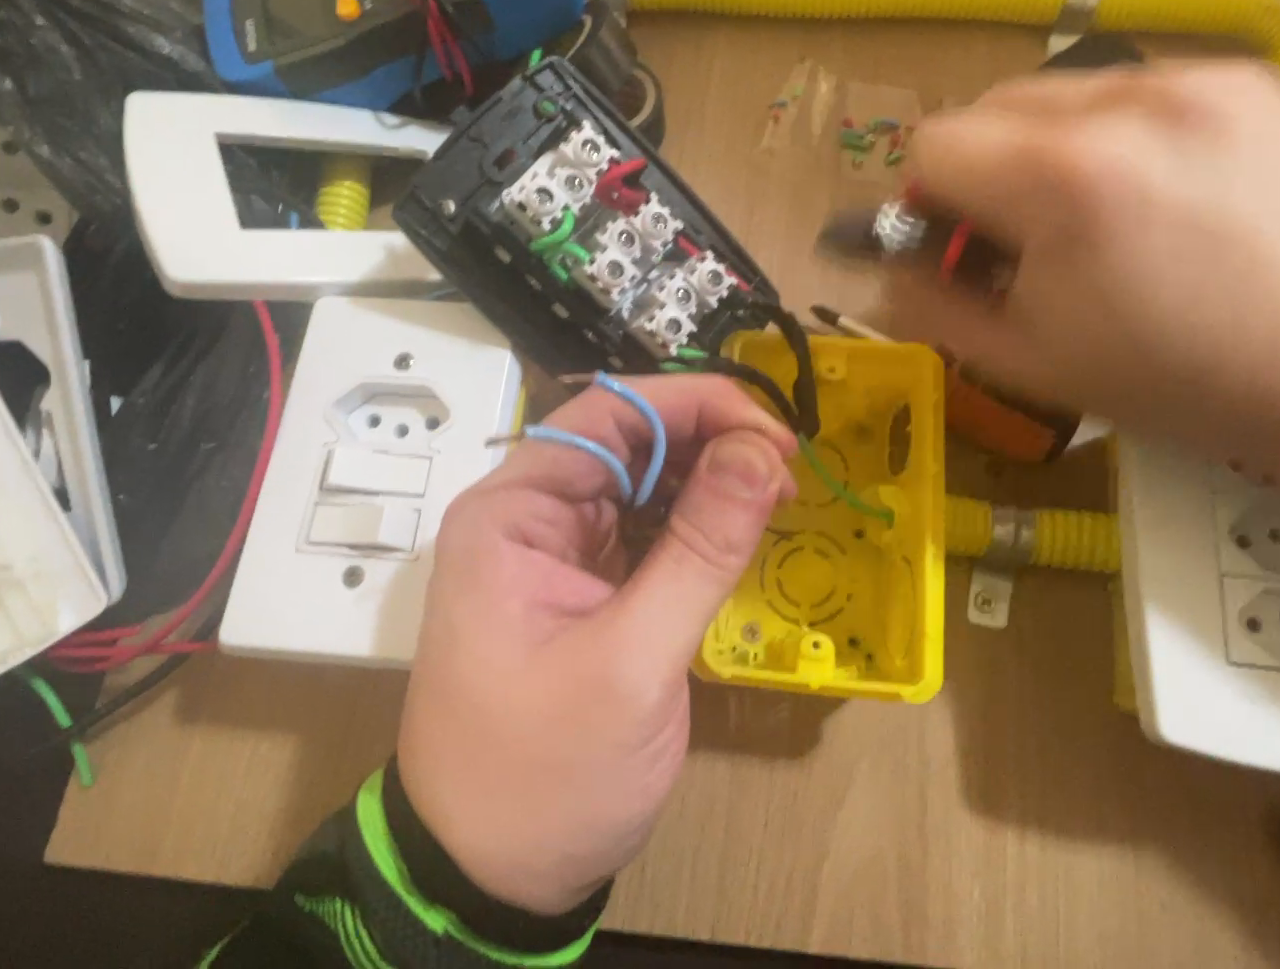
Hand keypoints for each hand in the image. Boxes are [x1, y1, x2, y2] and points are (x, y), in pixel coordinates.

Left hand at [397, 376, 796, 914]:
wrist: (492, 873)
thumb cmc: (548, 771)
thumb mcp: (633, 661)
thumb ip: (700, 550)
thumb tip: (762, 451)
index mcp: (513, 514)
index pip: (609, 417)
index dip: (696, 407)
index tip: (774, 435)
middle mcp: (529, 518)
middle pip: (628, 444)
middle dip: (710, 442)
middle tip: (787, 473)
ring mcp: (556, 555)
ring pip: (642, 485)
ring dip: (709, 482)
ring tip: (777, 498)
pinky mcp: (585, 590)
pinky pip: (646, 533)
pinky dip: (696, 527)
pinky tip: (740, 532)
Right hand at [890, 62, 1279, 454]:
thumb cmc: (1185, 383)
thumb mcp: (1031, 365)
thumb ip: (933, 308)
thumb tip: (881, 271)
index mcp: (1062, 178)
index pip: (933, 142)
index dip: (926, 202)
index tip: (957, 252)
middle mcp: (1126, 99)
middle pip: (991, 106)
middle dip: (981, 173)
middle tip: (1022, 245)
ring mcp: (1198, 78)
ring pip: (1062, 94)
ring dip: (1044, 153)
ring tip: (1100, 225)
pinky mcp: (1250, 81)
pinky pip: (1135, 94)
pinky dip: (1114, 140)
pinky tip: (1163, 203)